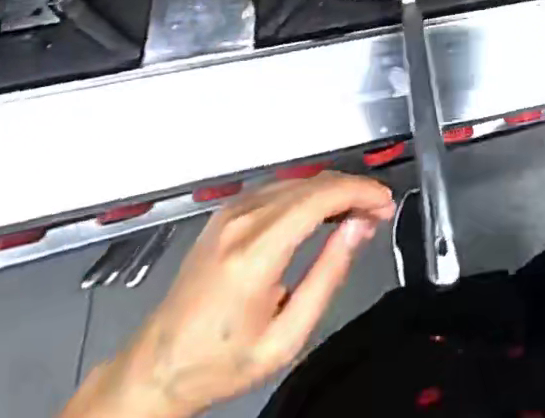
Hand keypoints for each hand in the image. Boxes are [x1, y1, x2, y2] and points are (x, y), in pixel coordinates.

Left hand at [64, 172, 395, 417]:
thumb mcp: (287, 335)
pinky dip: (309, 192)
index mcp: (254, 253)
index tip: (384, 202)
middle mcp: (240, 221)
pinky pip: (277, 188)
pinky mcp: (226, 212)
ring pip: (296, 180)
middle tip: (379, 210)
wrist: (159, 364)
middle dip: (352, 189)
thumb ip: (328, 275)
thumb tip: (358, 229)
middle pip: (311, 182)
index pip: (319, 197)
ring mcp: (230, 212)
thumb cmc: (220, 361)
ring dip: (332, 189)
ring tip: (358, 213)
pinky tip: (324, 211)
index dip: (359, 192)